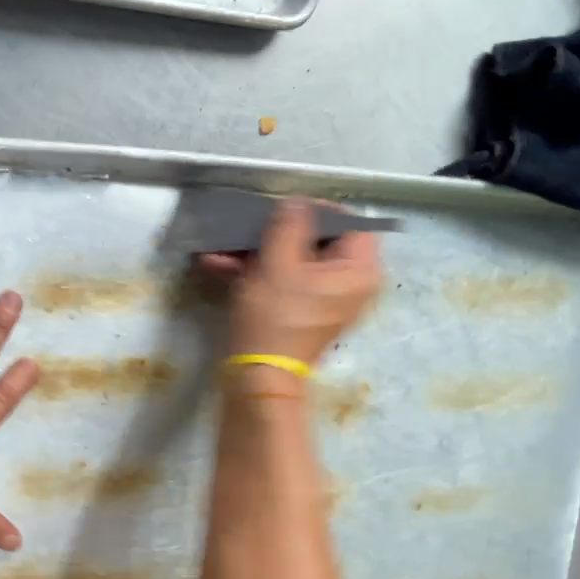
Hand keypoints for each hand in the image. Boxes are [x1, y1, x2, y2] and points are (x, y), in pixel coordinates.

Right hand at [199, 199, 382, 364]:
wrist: (258, 376)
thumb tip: (294, 202)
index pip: (348, 221)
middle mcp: (351, 283)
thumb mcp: (277, 264)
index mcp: (359, 269)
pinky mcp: (301, 314)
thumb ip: (288, 225)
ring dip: (256, 254)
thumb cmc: (274, 317)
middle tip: (244, 228)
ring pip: (294, 263)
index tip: (277, 209)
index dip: (313, 209)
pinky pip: (284, 284)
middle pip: (317, 242)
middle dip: (274, 234)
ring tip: (220, 250)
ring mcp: (326, 301)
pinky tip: (219, 267)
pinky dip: (256, 275)